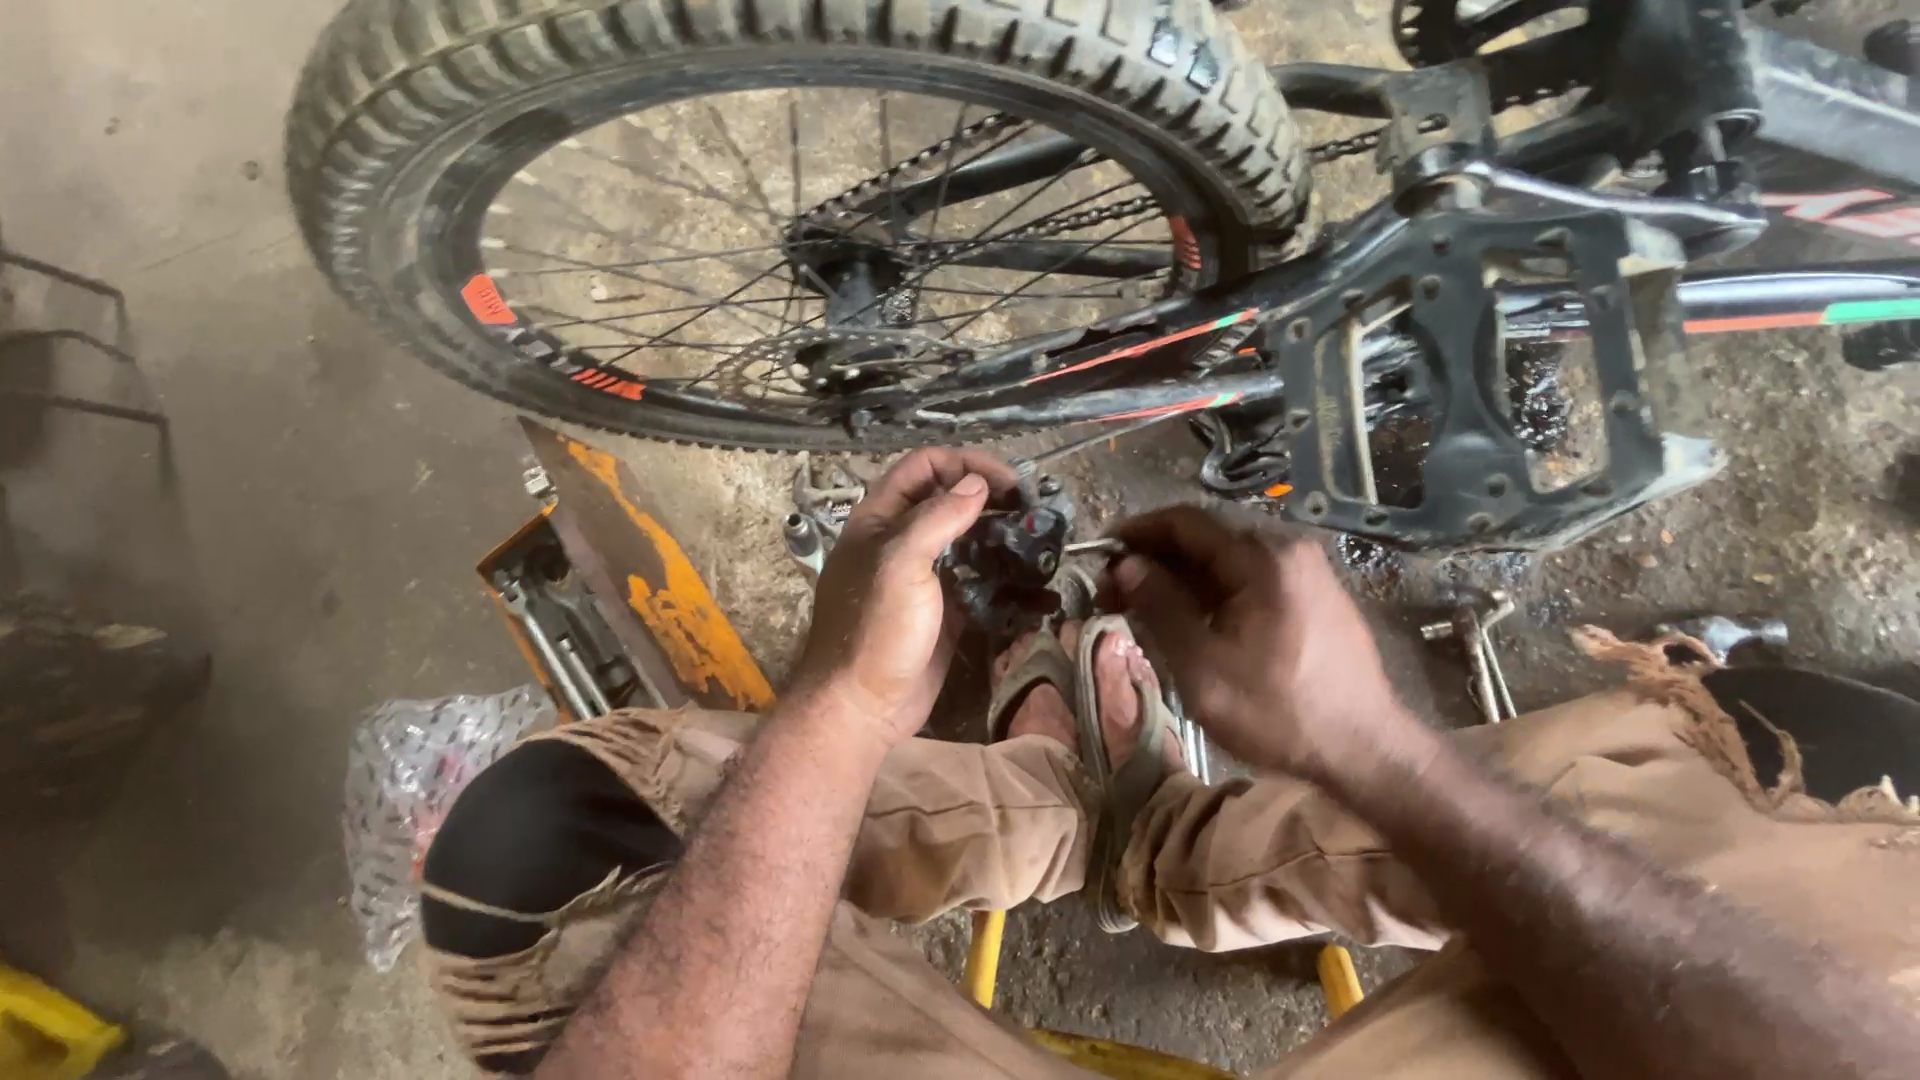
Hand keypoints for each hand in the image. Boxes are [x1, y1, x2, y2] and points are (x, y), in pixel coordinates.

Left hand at [790, 448, 1019, 748]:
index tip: (1007, 480)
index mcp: (879, 519)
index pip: (923, 466)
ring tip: (1035, 535)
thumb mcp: (900, 563)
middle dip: (988, 495)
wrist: (863, 705)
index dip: (964, 463)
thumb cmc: (875, 629)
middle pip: (947, 499)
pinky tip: (1028, 573)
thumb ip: (937, 517)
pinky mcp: (944, 608)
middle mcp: (900, 540)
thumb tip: (977, 483)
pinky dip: (1000, 571)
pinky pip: (975, 578)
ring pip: (965, 538)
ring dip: (998, 532)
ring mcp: (923, 576)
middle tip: (1030, 506)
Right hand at [1108, 507, 1412, 780]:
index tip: (1100, 554)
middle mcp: (1286, 550)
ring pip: (1224, 560)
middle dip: (1153, 559)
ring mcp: (1303, 571)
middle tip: (1112, 590)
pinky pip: (1246, 578)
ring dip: (1178, 578)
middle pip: (1204, 538)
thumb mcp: (1203, 665)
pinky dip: (1209, 591)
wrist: (1366, 752)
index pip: (1185, 522)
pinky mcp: (1310, 595)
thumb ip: (1160, 607)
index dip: (1136, 532)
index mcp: (1263, 557)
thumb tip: (1126, 566)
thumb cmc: (1279, 713)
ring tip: (1139, 607)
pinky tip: (1183, 618)